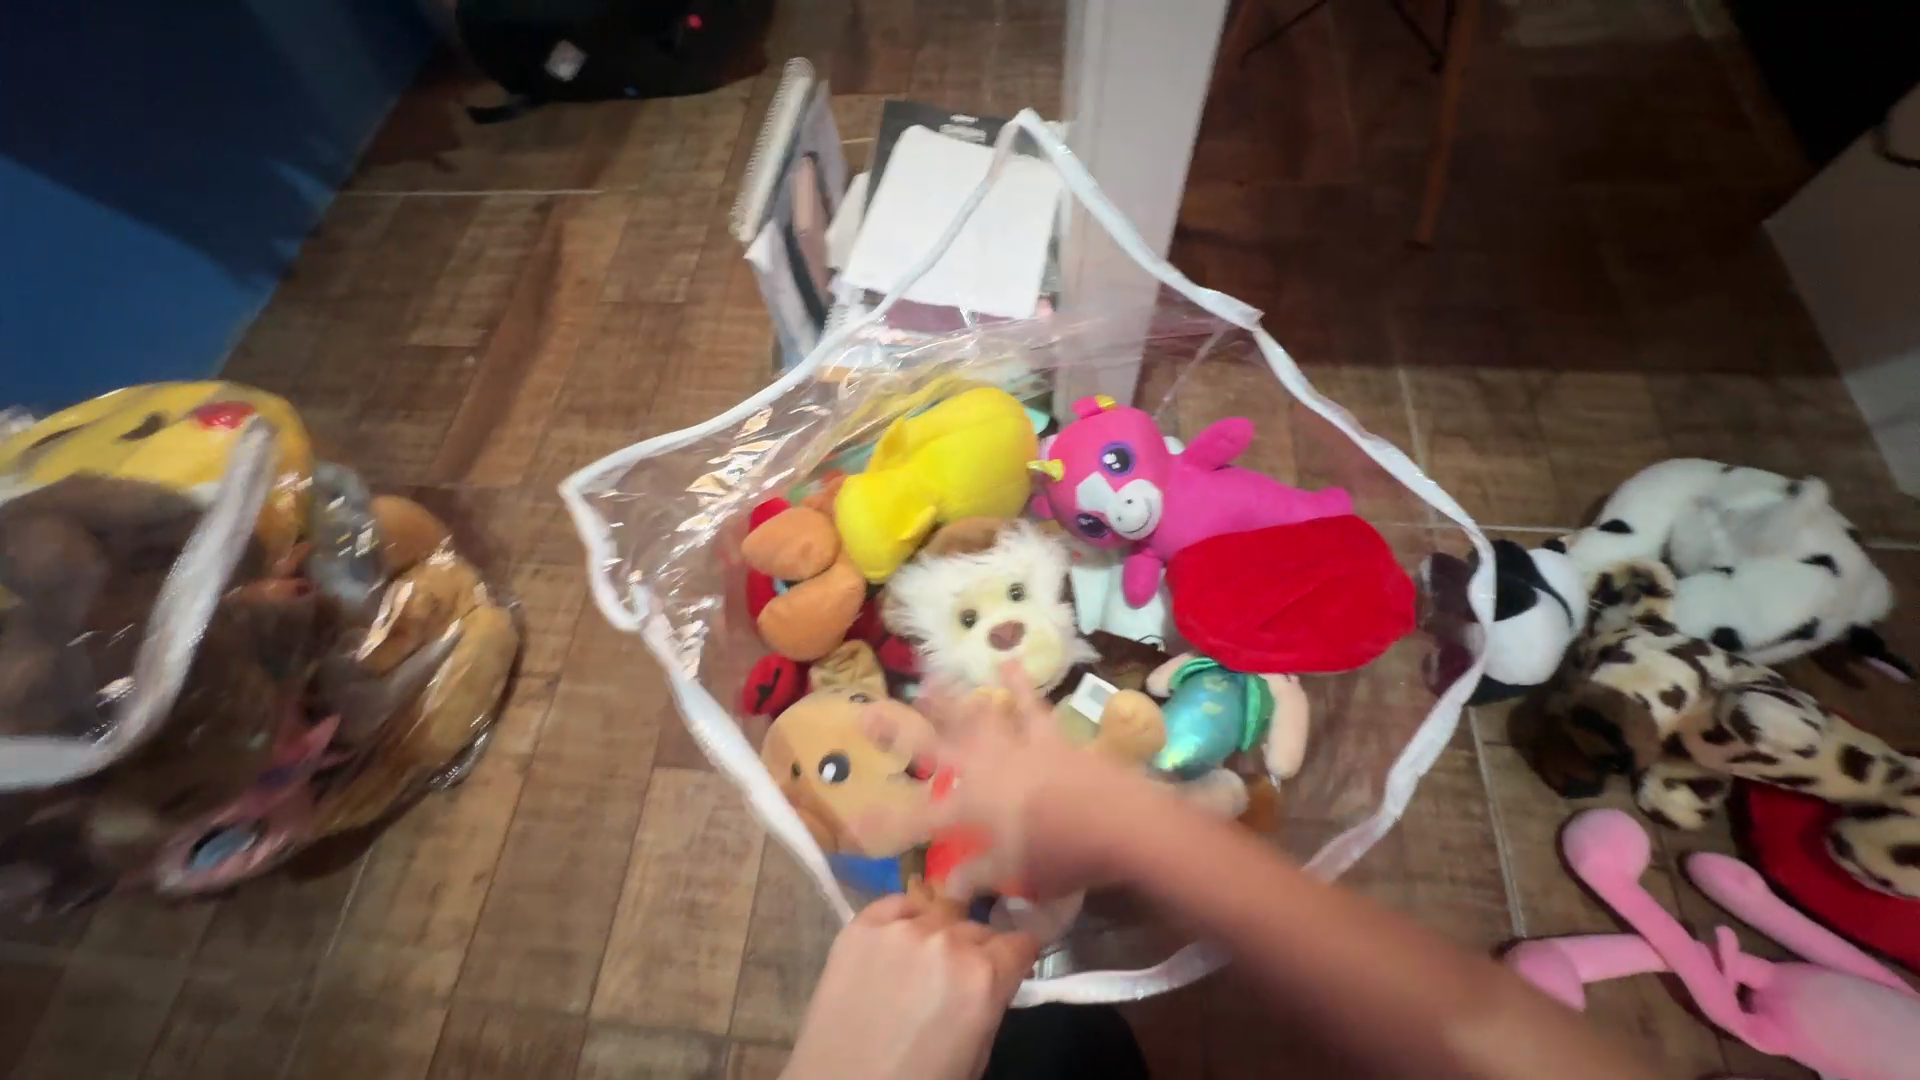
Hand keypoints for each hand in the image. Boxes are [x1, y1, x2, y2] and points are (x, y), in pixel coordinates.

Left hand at [783, 893, 1039, 1079]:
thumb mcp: (975, 1054)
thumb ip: (991, 1003)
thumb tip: (1001, 974)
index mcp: (983, 977)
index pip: (1021, 941)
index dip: (1018, 955)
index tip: (1011, 962)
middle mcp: (947, 941)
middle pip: (979, 928)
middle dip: (977, 949)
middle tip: (958, 975)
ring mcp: (903, 926)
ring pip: (940, 912)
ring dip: (940, 931)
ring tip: (922, 960)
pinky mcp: (864, 922)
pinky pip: (898, 902)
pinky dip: (904, 918)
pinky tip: (896, 944)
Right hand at [865, 662, 1172, 900]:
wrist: (1114, 819)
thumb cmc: (1061, 853)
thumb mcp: (1016, 874)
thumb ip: (978, 875)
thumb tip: (947, 887)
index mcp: (970, 810)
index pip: (918, 819)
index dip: (886, 821)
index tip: (857, 822)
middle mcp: (982, 771)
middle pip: (932, 747)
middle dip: (898, 732)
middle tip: (871, 712)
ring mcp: (1013, 746)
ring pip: (974, 717)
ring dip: (951, 698)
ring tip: (929, 677)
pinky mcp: (1045, 734)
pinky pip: (1027, 704)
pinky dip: (1018, 683)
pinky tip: (1010, 662)